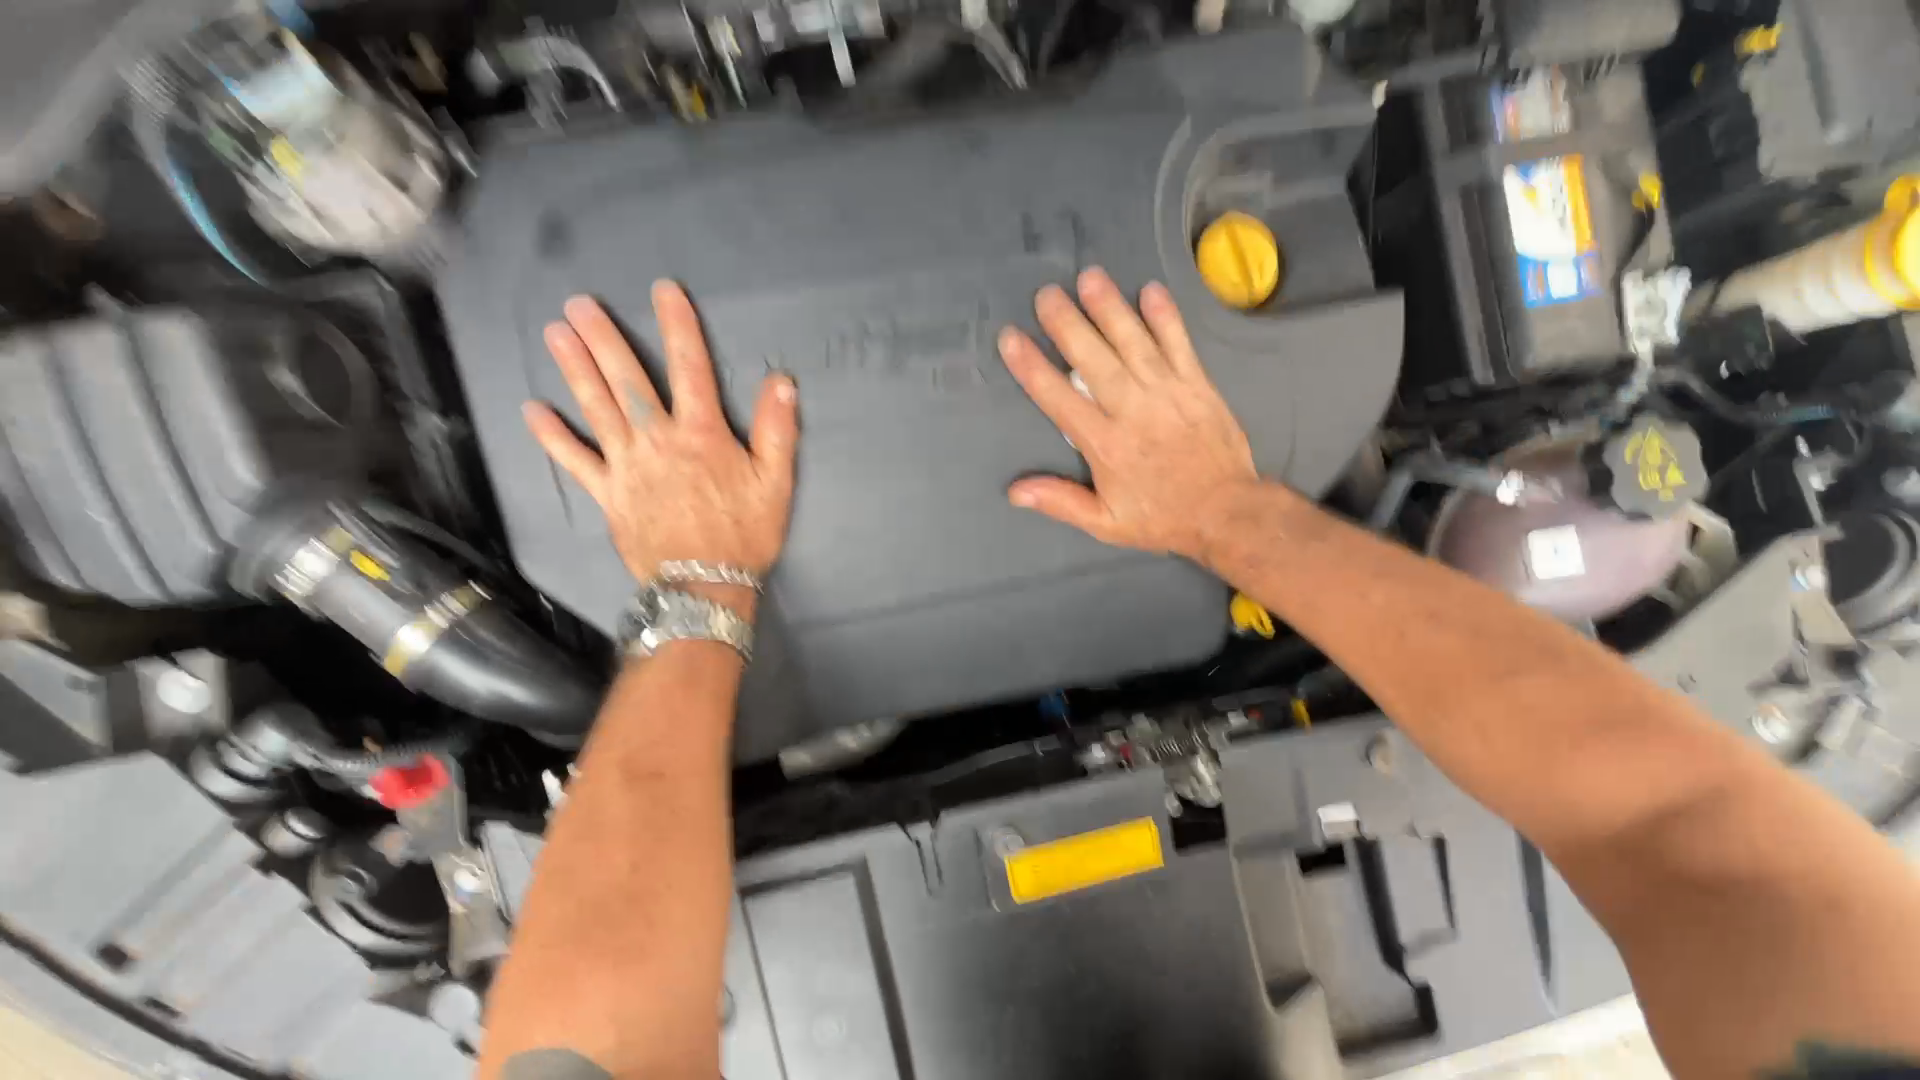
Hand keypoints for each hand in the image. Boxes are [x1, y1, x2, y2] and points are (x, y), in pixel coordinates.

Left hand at [522, 282, 798, 605]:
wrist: (703, 585)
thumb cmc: (744, 533)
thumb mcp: (775, 483)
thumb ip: (777, 430)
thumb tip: (781, 381)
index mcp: (701, 433)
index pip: (690, 368)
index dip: (678, 326)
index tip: (663, 291)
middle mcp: (658, 440)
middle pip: (628, 380)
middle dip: (604, 340)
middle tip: (579, 305)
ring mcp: (626, 466)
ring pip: (597, 409)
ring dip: (575, 370)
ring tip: (555, 335)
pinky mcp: (608, 493)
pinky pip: (576, 461)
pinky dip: (553, 437)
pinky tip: (533, 411)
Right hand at [999, 268, 1258, 562]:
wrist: (1227, 511)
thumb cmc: (1161, 516)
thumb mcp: (1106, 522)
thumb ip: (1060, 502)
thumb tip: (1015, 492)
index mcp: (1104, 444)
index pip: (1058, 398)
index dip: (1031, 366)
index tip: (1011, 338)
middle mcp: (1132, 410)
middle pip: (1093, 359)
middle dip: (1068, 323)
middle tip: (1047, 294)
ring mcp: (1167, 392)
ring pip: (1133, 342)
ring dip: (1110, 307)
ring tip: (1090, 277)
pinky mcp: (1197, 384)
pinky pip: (1178, 343)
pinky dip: (1165, 316)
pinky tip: (1150, 290)